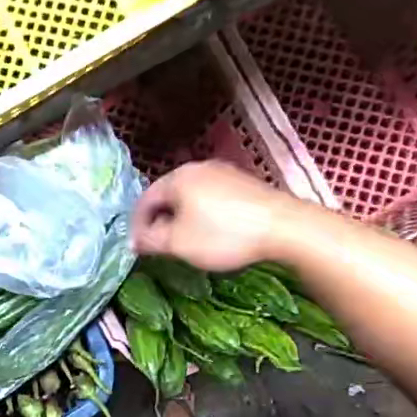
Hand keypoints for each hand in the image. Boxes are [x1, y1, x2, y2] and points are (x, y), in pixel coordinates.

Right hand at [130, 161, 321, 272]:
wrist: (282, 227)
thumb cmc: (223, 235)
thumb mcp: (178, 243)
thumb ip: (150, 240)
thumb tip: (134, 241)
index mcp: (177, 177)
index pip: (145, 199)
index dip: (137, 225)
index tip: (138, 249)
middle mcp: (199, 167)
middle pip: (168, 195)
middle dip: (160, 221)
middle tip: (159, 247)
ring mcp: (224, 172)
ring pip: (191, 197)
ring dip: (181, 219)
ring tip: (184, 243)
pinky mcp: (243, 184)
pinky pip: (212, 198)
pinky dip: (203, 215)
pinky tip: (211, 234)